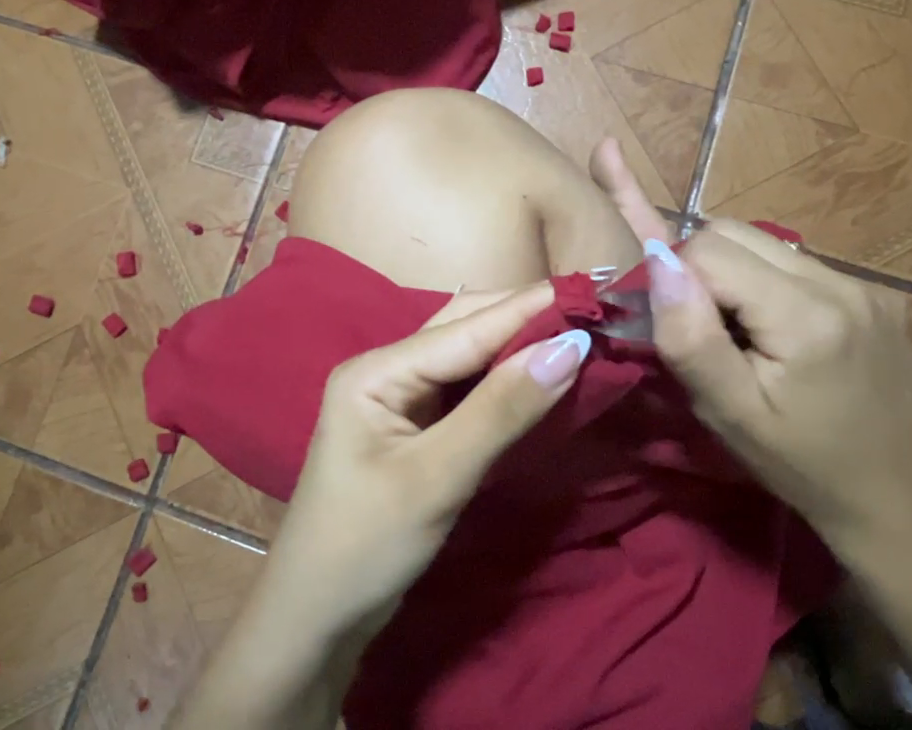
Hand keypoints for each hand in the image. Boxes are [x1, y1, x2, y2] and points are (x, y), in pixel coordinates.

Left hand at [259, 283, 590, 636]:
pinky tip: (540, 377)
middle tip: (595, 315)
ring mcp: (400, 400)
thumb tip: (570, 347)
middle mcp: (387, 370)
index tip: (595, 293)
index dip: (532, 309)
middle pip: (465, 328)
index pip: (467, 327)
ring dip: (519, 346)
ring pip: (469, 356)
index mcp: (377, 370)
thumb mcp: (437, 477)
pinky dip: (506, 380)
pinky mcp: (416, 429)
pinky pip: (468, 389)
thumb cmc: (366, 547)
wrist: (316, 619)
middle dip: (526, 319)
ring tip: (580, 336)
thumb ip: (502, 410)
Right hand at [641, 220, 911, 541]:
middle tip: (711, 334)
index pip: (708, 249)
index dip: (681, 284)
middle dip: (704, 272)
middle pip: (736, 232)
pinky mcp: (875, 292)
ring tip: (746, 337)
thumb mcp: (729, 413)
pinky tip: (783, 337)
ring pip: (765, 243)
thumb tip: (658, 261)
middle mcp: (839, 281)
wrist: (893, 496)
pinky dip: (770, 285)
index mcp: (804, 313)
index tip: (689, 334)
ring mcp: (864, 284)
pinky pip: (797, 263)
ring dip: (737, 277)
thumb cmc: (799, 463)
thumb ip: (690, 336)